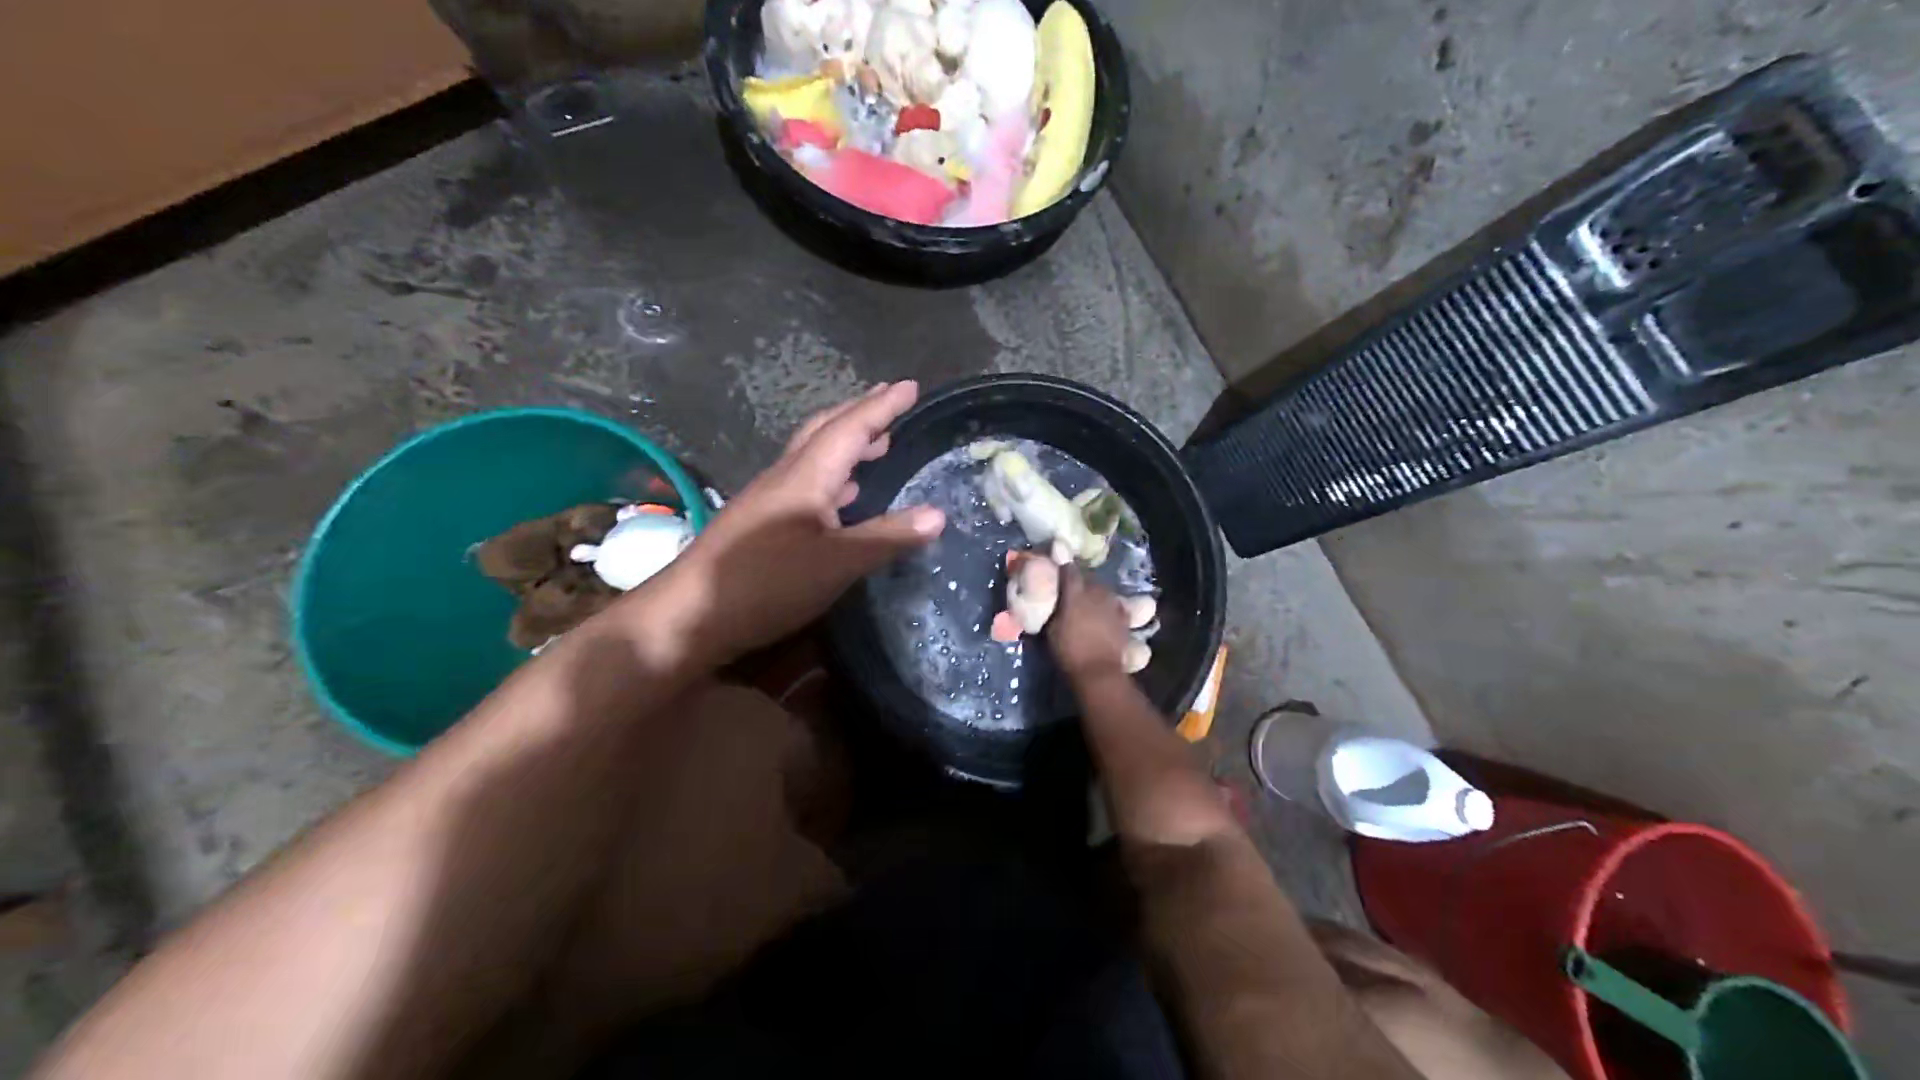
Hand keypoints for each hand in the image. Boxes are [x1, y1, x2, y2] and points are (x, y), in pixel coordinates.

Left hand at [656, 381, 944, 660]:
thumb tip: (939, 513)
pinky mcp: (761, 522)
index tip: (911, 386)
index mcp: (806, 476)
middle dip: (860, 413)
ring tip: (876, 445)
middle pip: (825, 431)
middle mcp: (786, 477)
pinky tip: (842, 496)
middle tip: (892, 404)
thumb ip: (886, 537)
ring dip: (846, 443)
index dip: (883, 407)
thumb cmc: (765, 582)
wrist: (690, 614)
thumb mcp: (836, 563)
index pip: (851, 428)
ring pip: (813, 455)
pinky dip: (832, 475)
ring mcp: (769, 499)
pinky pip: (806, 481)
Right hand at [1048, 568, 1132, 682]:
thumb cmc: (1069, 651)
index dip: (1064, 568)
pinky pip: (1116, 605)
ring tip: (1091, 601)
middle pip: (1089, 579)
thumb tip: (1054, 603)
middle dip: (1081, 582)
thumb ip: (1054, 610)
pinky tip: (1107, 613)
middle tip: (1073, 590)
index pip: (1069, 570)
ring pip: (1104, 590)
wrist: (1098, 671)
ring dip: (1097, 593)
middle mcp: (1096, 593)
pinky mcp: (1124, 617)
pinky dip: (1111, 607)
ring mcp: (1112, 604)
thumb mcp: (1051, 630)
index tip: (1058, 569)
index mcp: (1075, 593)